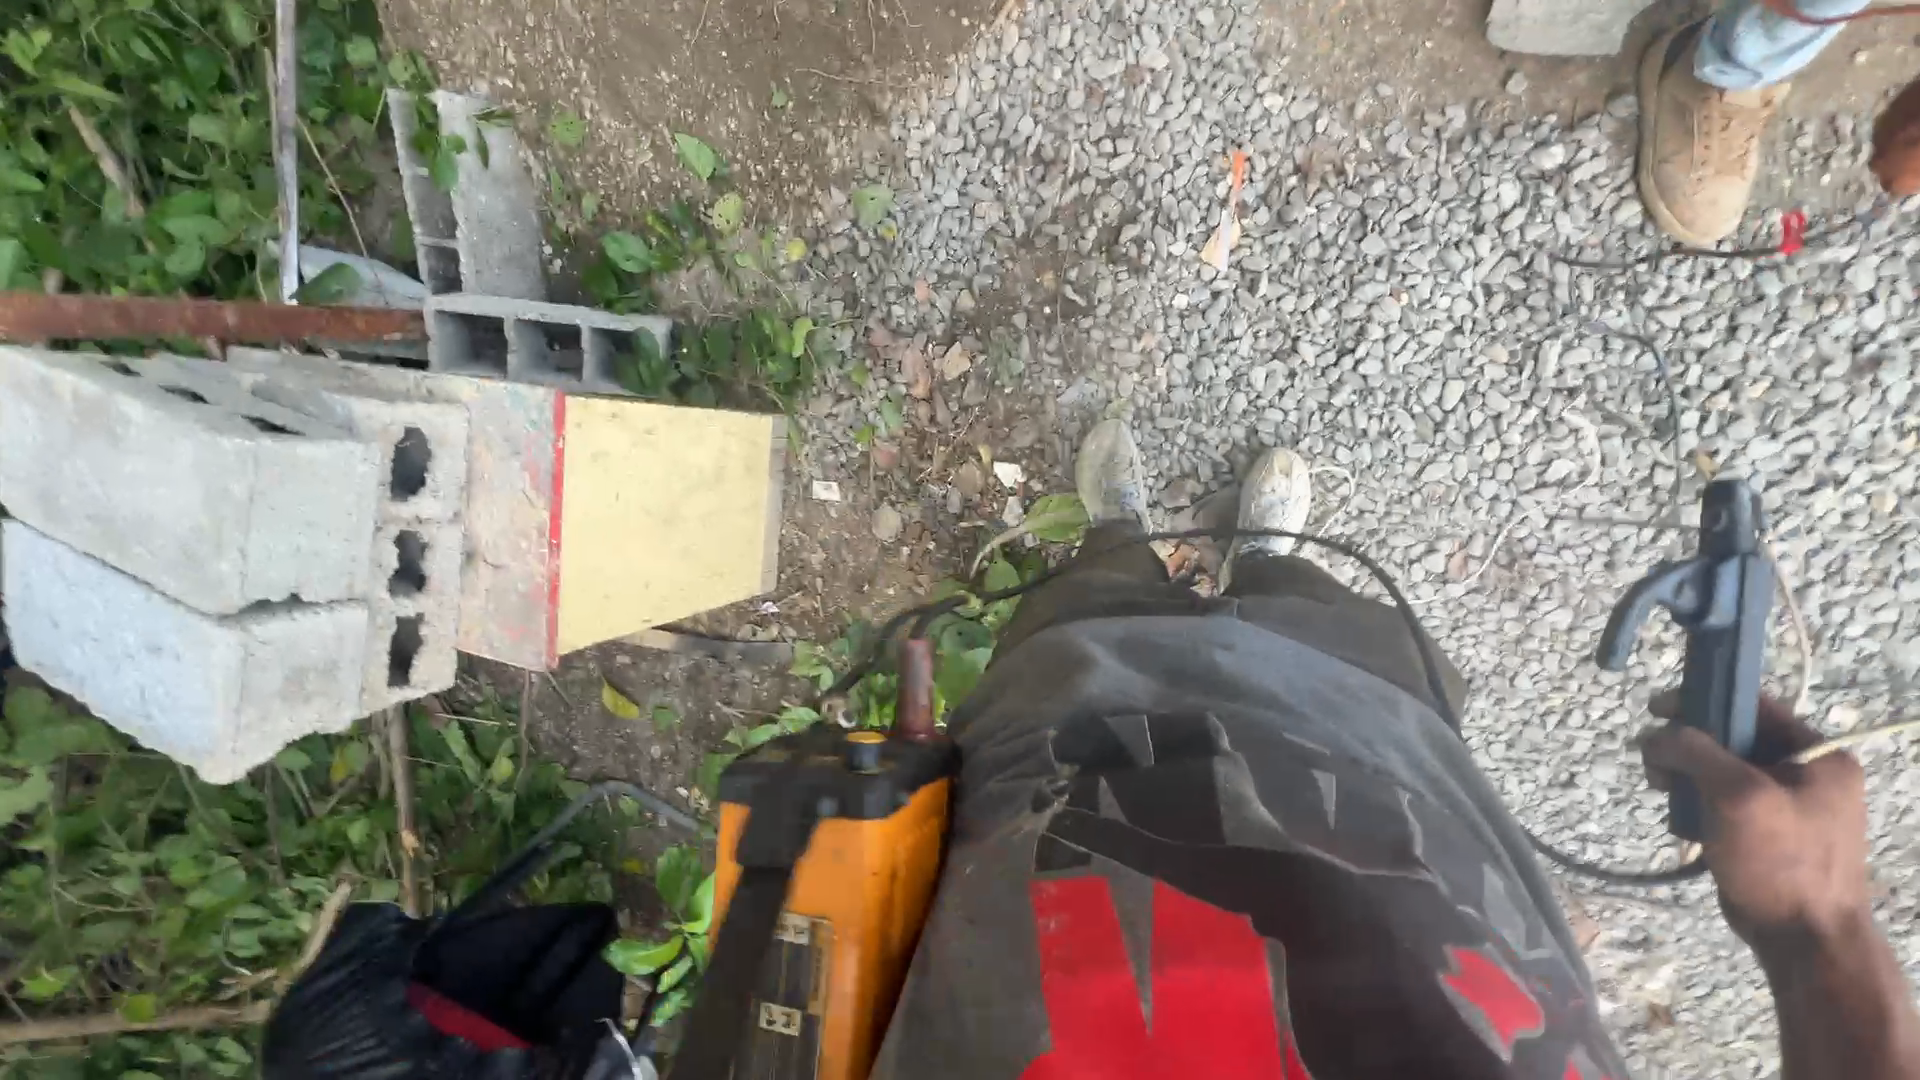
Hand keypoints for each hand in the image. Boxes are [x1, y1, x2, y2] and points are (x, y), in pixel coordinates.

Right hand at [1639, 694, 1869, 945]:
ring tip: (1666, 793)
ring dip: (1679, 771)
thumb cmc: (1781, 860)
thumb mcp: (1737, 794)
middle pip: (1724, 732)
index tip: (1656, 711)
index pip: (1751, 703)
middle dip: (1682, 744)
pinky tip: (1682, 815)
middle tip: (1658, 765)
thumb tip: (1655, 735)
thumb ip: (1694, 750)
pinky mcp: (1758, 822)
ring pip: (1711, 762)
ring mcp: (1780, 798)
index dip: (1702, 698)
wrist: (1802, 934)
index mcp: (1817, 755)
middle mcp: (1803, 770)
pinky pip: (1712, 791)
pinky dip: (1688, 796)